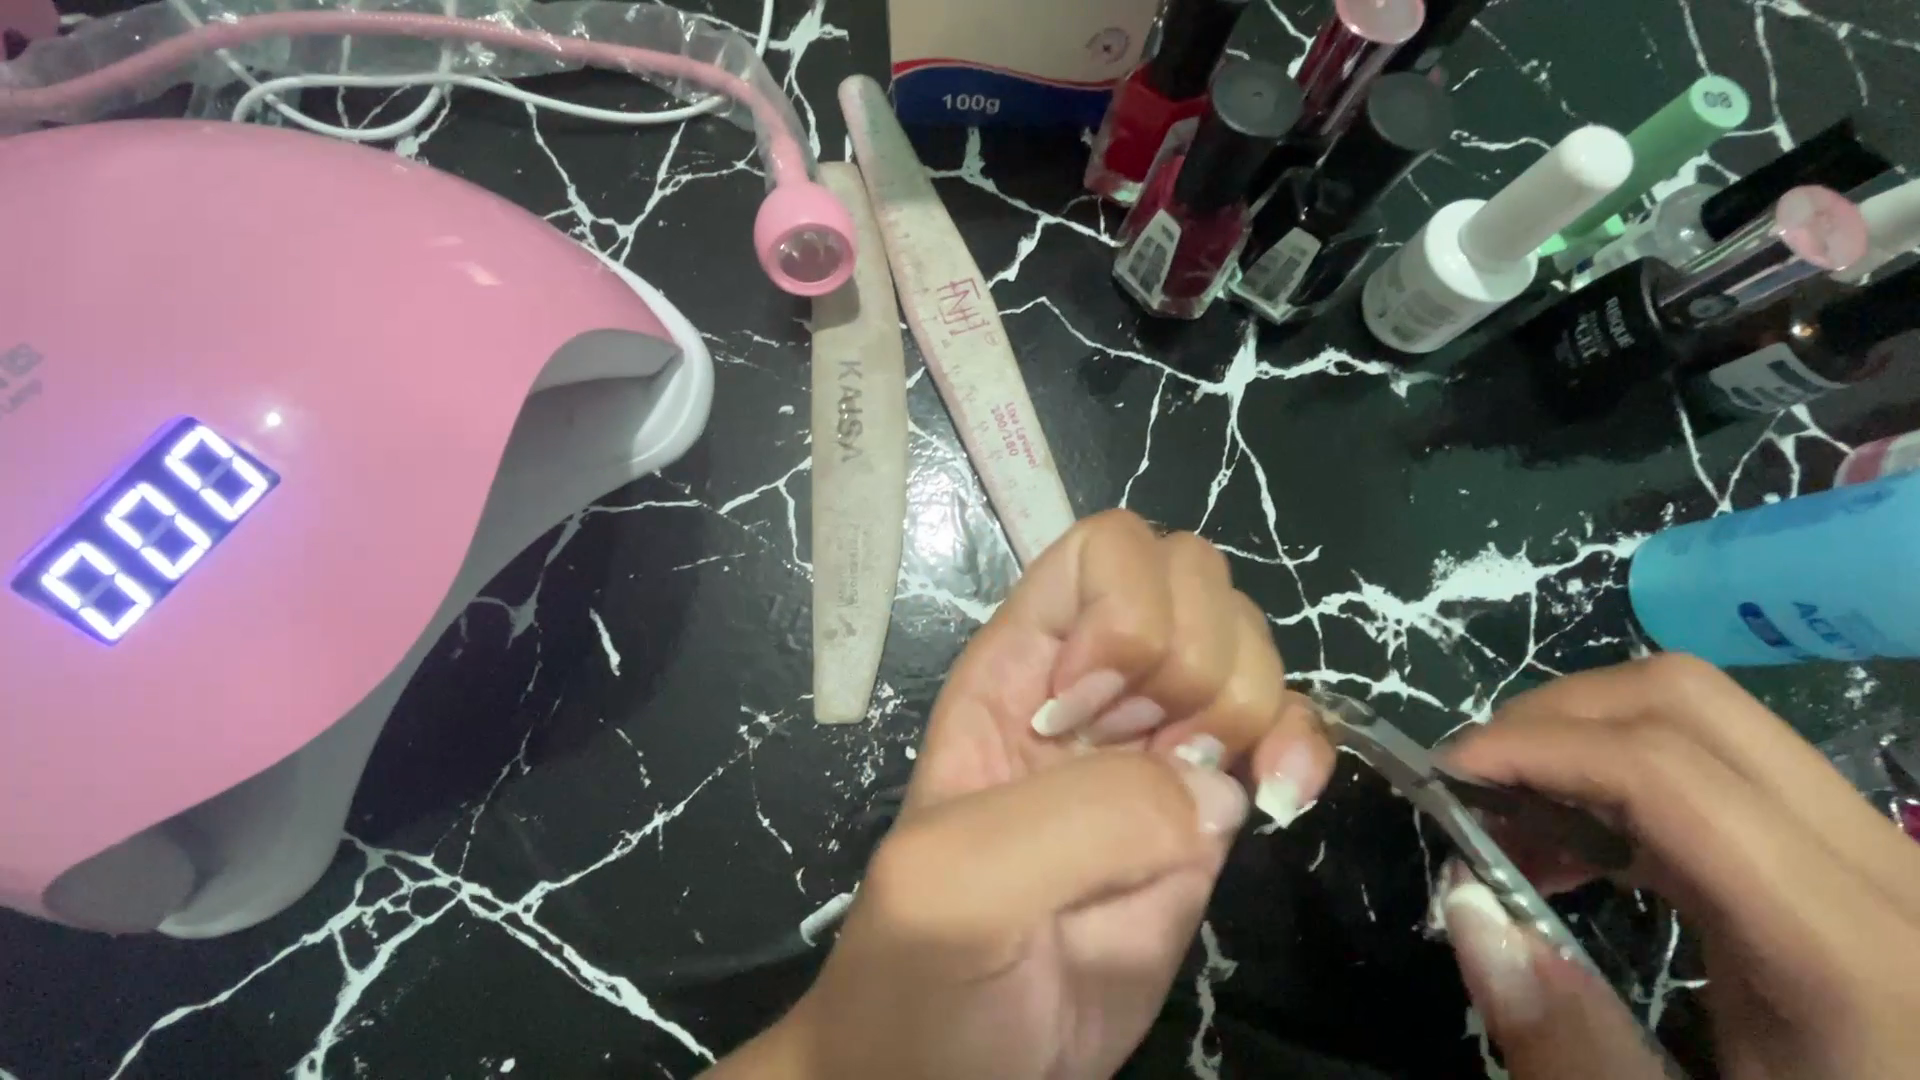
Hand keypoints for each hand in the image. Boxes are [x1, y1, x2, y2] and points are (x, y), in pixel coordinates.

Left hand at [717, 510, 1333, 1079]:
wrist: (966, 1067)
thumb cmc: (924, 972)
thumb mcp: (957, 884)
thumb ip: (1074, 821)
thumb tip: (1211, 789)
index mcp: (1015, 668)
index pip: (1101, 551)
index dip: (1122, 613)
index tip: (1098, 714)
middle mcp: (1093, 681)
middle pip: (1190, 580)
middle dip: (1192, 663)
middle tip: (1152, 757)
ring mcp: (1158, 737)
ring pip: (1244, 643)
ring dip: (1248, 706)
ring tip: (1206, 794)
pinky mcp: (1210, 801)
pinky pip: (1287, 724)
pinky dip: (1304, 743)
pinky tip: (1284, 797)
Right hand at [1436, 654, 1919, 1079]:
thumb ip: (1576, 1047)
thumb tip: (1465, 905)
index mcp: (1854, 949)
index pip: (1667, 773)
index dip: (1534, 748)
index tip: (1442, 775)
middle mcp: (1884, 869)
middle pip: (1685, 703)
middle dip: (1550, 718)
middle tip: (1476, 783)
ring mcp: (1875, 851)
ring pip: (1699, 716)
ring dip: (1577, 740)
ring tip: (1514, 819)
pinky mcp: (1846, 856)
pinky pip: (1714, 763)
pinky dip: (1613, 775)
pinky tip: (1575, 846)